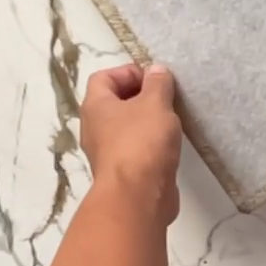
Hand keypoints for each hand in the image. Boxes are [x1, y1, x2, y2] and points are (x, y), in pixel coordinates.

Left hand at [80, 62, 183, 221]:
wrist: (138, 195)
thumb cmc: (143, 143)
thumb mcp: (156, 104)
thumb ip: (158, 84)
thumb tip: (157, 70)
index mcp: (95, 105)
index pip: (104, 77)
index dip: (129, 73)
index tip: (156, 80)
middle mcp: (94, 127)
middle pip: (114, 103)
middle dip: (140, 99)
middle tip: (167, 101)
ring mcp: (107, 152)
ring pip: (125, 129)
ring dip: (146, 124)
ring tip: (171, 125)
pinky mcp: (122, 173)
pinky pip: (134, 150)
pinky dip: (149, 146)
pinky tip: (168, 149)